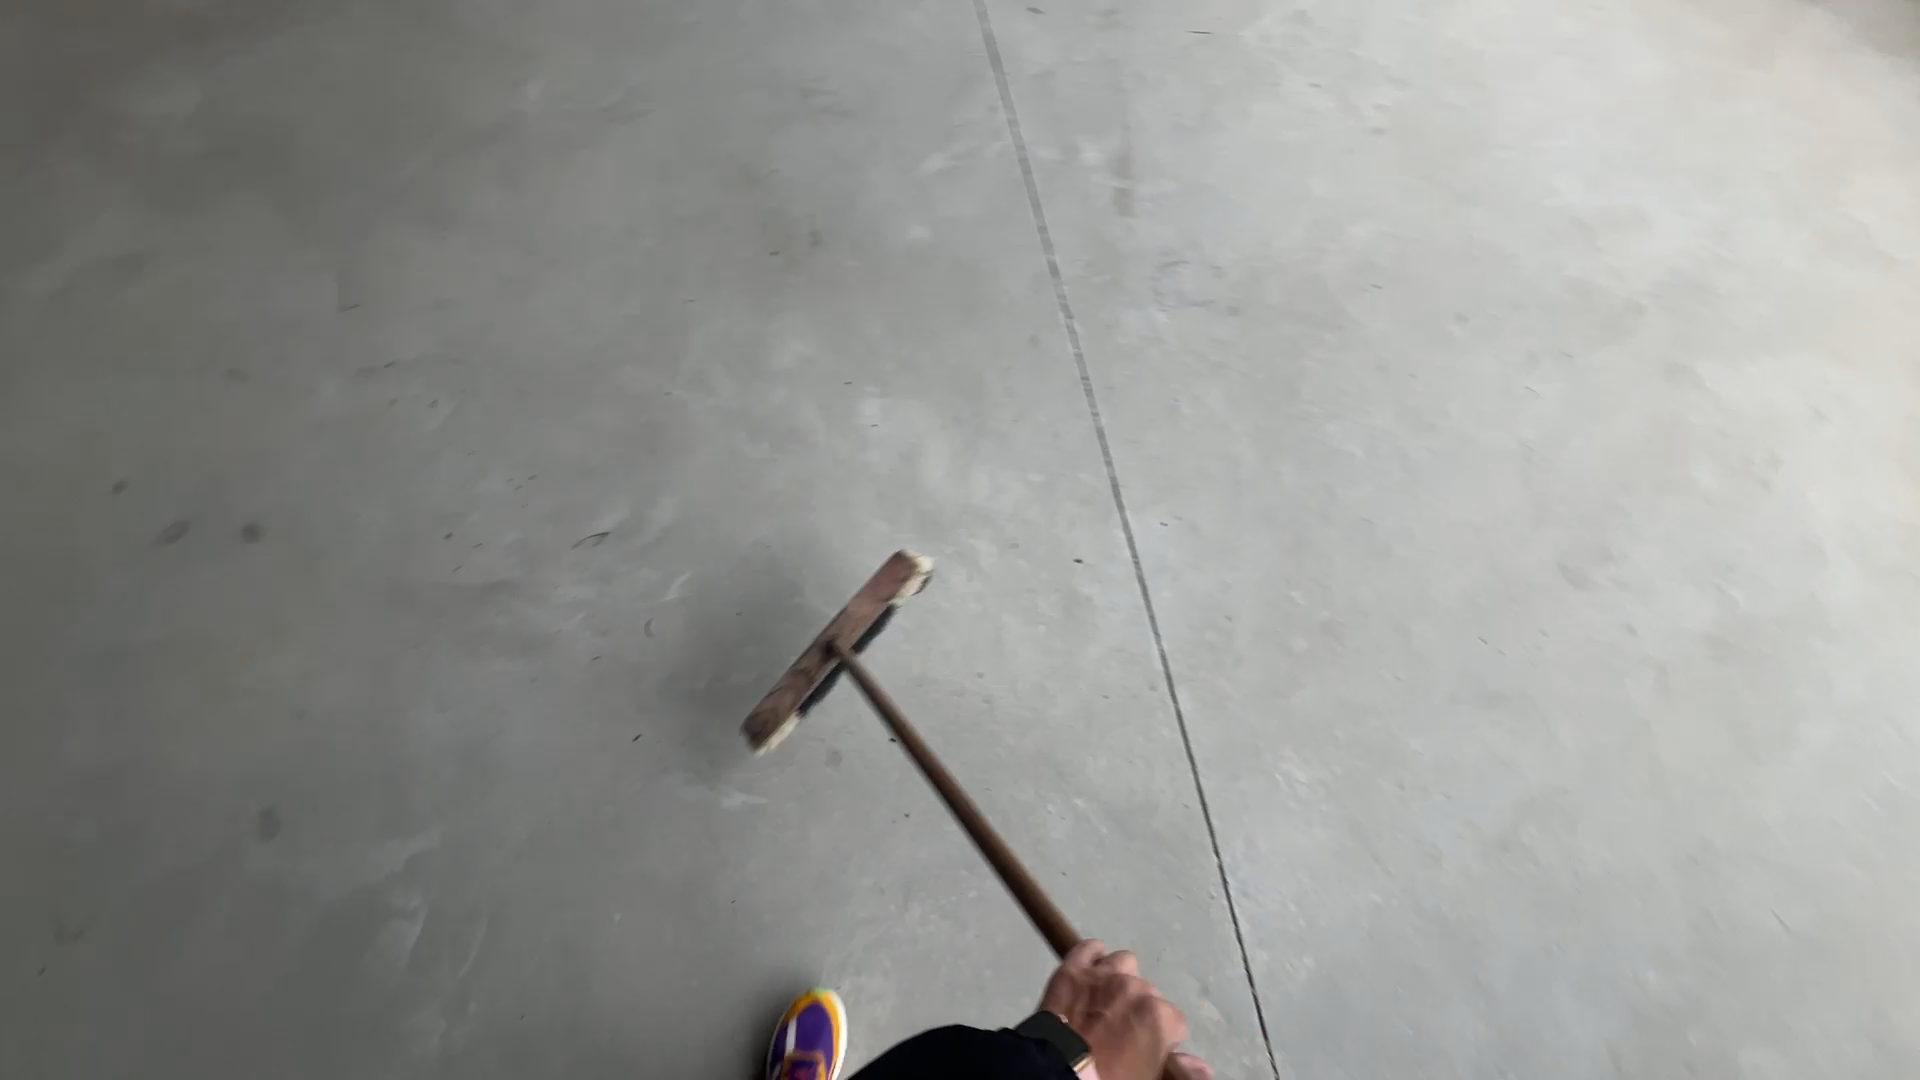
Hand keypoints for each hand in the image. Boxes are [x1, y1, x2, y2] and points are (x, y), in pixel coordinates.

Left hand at [1036, 939, 1212, 1079]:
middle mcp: (1134, 987)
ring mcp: (1101, 973)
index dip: (1163, 1038)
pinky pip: (1089, 948)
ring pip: (1123, 962)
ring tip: (1110, 1000)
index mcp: (1158, 1016)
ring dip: (1121, 977)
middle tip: (1125, 1032)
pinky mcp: (1072, 968)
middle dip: (1141, 1010)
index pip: (1175, 1022)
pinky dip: (1093, 955)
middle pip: (1148, 993)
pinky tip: (1093, 967)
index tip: (1150, 1050)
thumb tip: (1203, 1067)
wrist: (1059, 1075)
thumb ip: (1181, 1072)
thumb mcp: (1150, 1079)